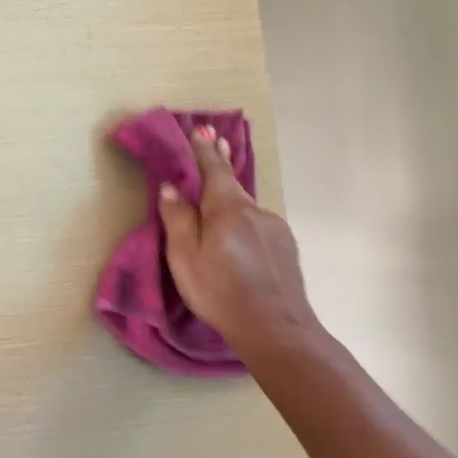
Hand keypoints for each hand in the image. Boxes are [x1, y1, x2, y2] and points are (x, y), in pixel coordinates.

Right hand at [157, 125, 323, 356]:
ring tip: (212, 214)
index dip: (205, 151)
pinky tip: (233, 242)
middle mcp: (257, 213)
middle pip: (232, 188)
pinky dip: (241, 224)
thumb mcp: (184, 255)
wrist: (276, 328)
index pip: (215, 172)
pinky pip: (256, 226)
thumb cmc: (219, 290)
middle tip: (218, 140)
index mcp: (228, 211)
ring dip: (228, 205)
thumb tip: (172, 187)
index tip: (202, 129)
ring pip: (244, 210)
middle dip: (222, 165)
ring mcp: (276, 230)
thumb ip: (178, 218)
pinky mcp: (286, 248)